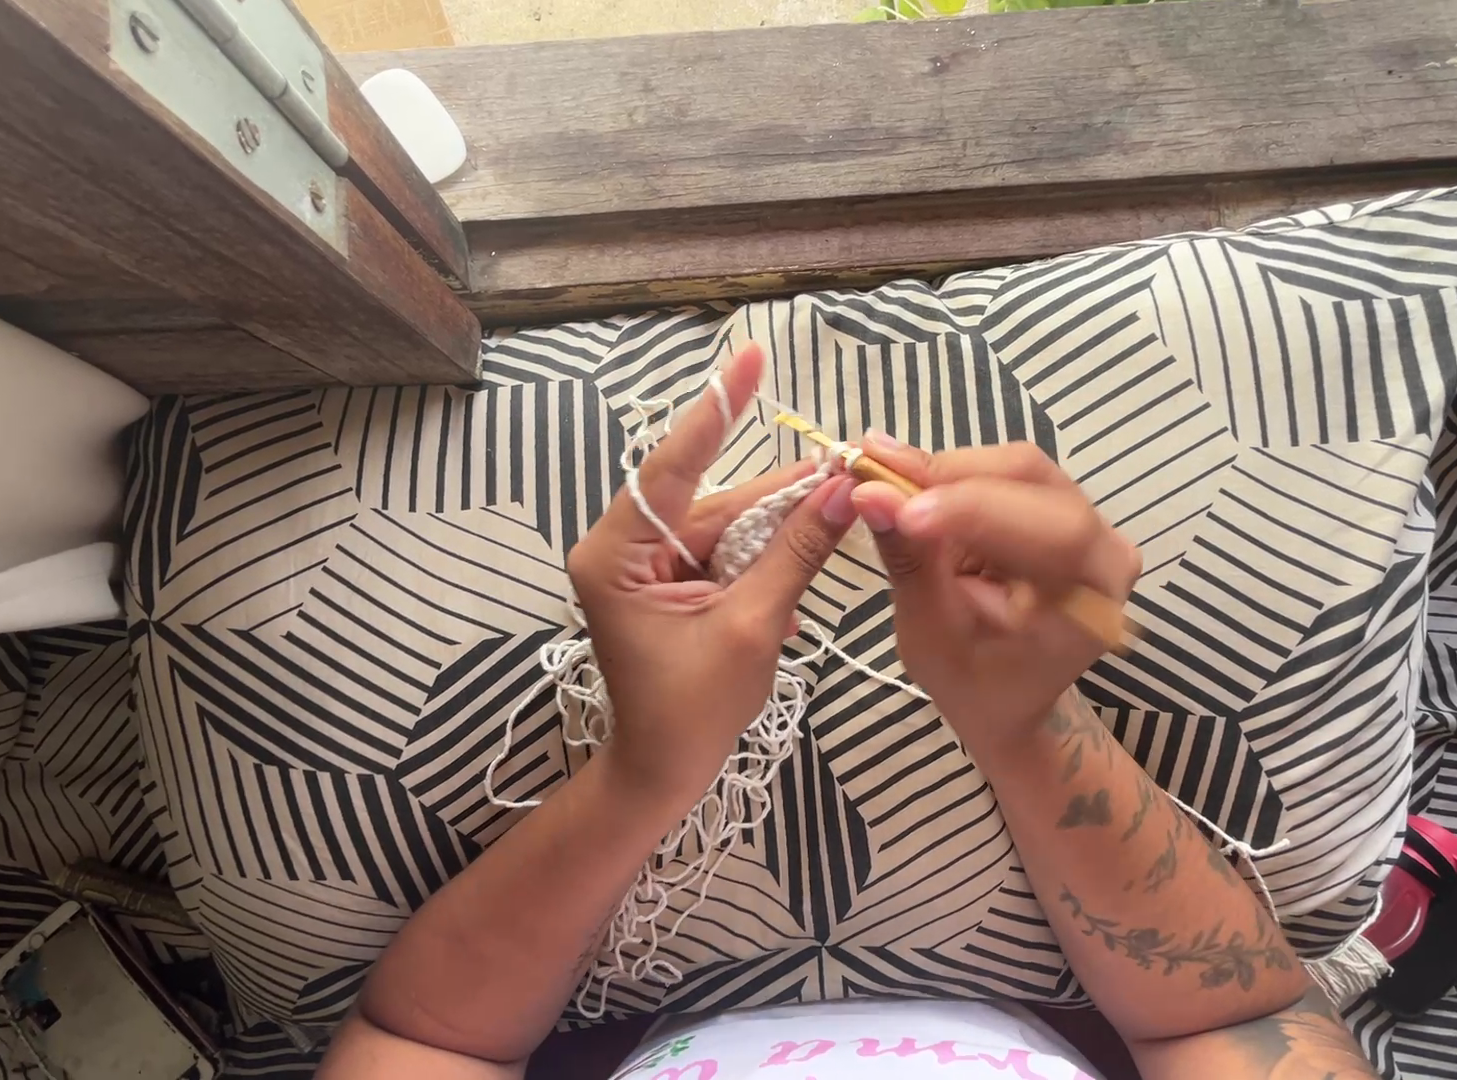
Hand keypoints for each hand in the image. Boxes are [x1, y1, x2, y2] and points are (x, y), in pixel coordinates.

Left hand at [568, 343, 859, 801]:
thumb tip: (839, 492)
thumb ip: (794, 554)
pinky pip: (724, 549)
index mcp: (617, 554)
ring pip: (724, 523)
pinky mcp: (669, 581)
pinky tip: (802, 548)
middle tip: (838, 461)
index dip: (717, 410)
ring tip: (835, 499)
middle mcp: (624, 546)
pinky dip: (764, 551)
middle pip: (711, 498)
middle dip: (775, 488)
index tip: (748, 357)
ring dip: (777, 523)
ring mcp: (646, 563)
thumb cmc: (693, 712)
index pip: (672, 466)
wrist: (661, 771)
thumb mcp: (752, 627)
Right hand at [849, 435, 1140, 760]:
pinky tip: (905, 479)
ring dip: (942, 470)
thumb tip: (867, 492)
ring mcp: (1085, 521)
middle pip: (1028, 480)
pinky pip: (1002, 475)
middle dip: (946, 474)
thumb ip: (908, 559)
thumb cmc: (971, 680)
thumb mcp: (930, 631)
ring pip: (1011, 467)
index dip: (971, 509)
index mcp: (1093, 597)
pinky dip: (949, 476)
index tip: (901, 508)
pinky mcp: (1055, 508)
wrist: (1004, 697)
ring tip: (880, 470)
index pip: (1048, 530)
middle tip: (873, 467)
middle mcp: (1105, 547)